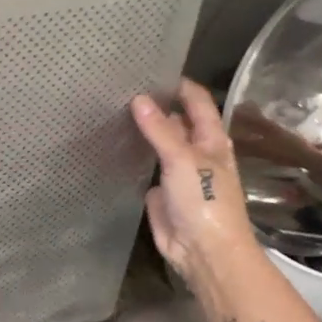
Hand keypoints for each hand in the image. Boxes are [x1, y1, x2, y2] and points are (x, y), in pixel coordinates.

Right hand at [130, 80, 261, 286]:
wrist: (204, 252)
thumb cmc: (204, 201)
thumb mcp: (183, 159)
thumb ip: (160, 130)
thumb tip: (138, 99)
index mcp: (211, 140)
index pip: (196, 102)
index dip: (178, 85)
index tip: (150, 69)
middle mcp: (195, 153)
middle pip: (175, 122)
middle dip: (155, 106)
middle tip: (120, 89)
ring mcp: (176, 174)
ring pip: (158, 146)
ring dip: (141, 132)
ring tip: (110, 112)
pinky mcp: (159, 194)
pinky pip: (143, 170)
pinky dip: (131, 159)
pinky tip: (111, 147)